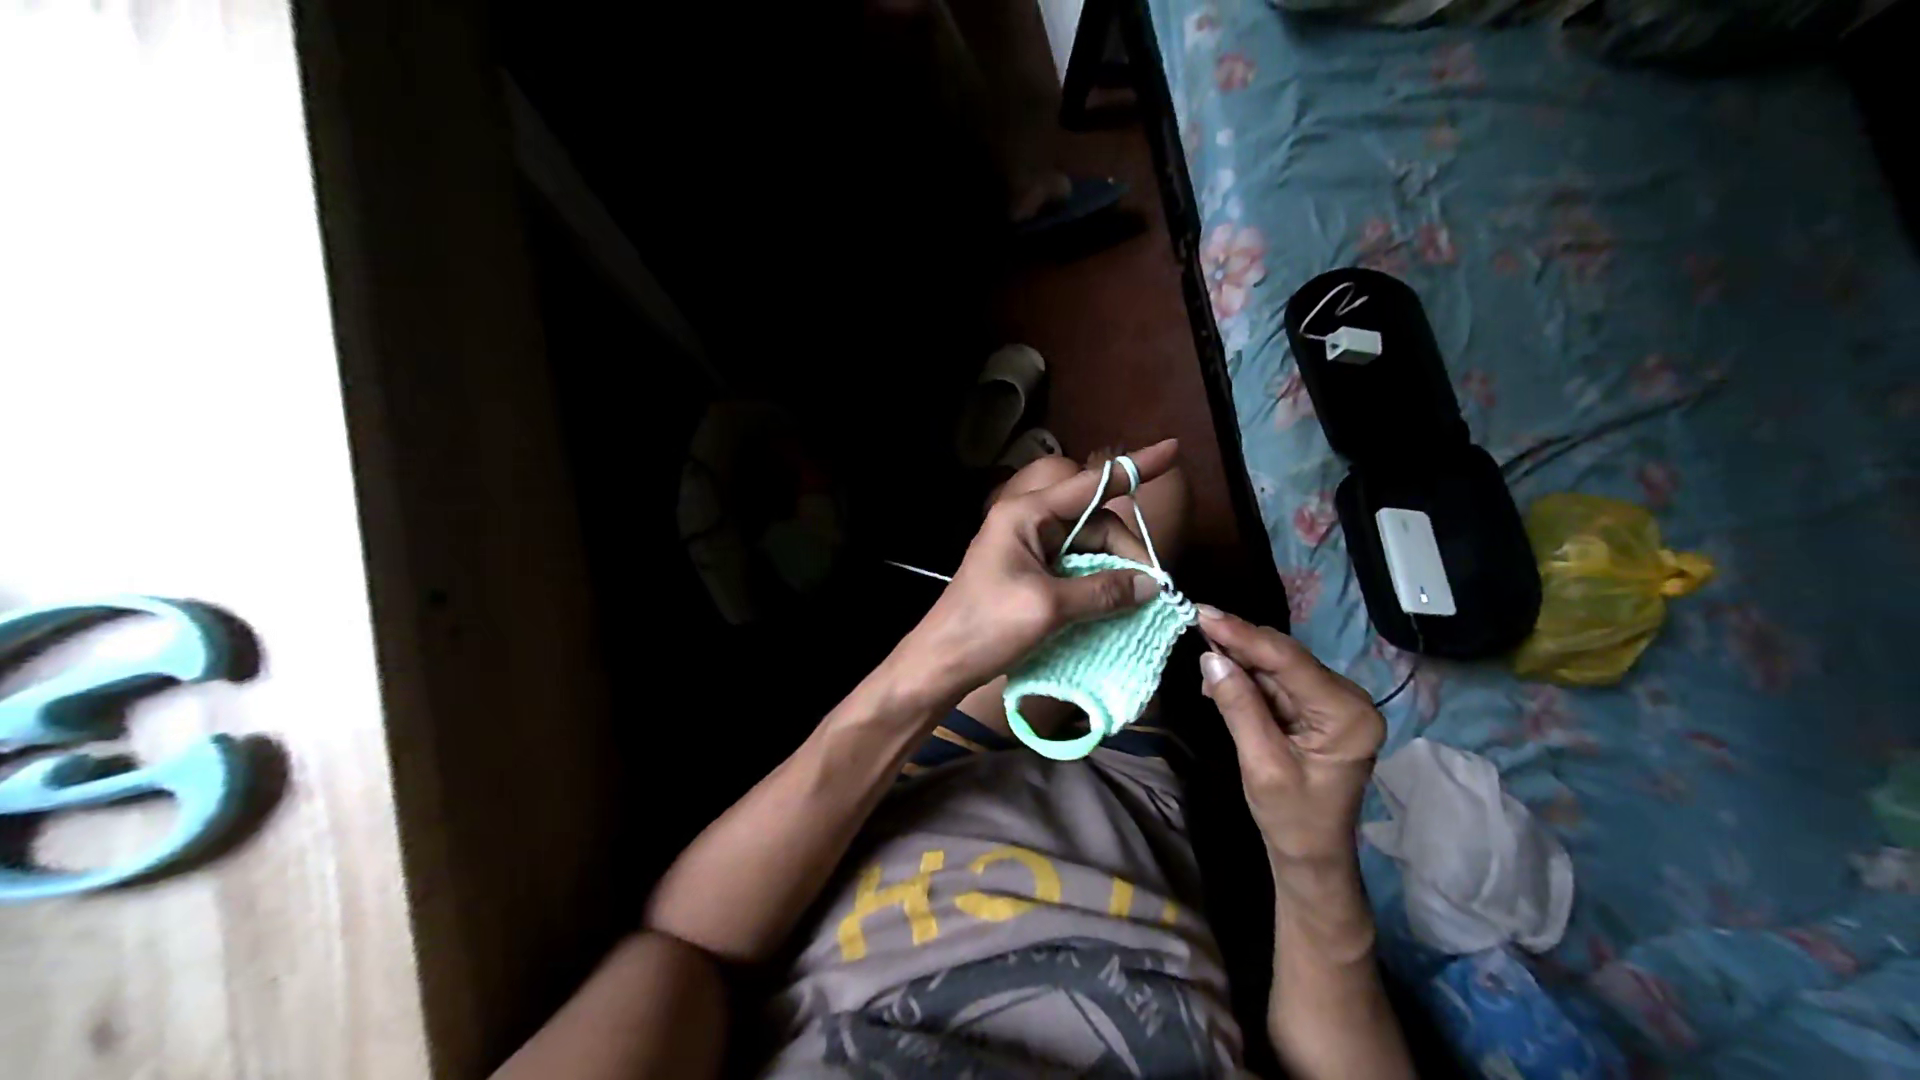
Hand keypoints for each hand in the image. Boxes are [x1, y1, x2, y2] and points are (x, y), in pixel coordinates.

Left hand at [883, 439, 1179, 709]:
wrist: (943, 661)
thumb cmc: (987, 626)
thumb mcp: (1049, 608)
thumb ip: (1102, 590)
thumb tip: (1150, 584)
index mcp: (1027, 514)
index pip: (1090, 484)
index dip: (1134, 467)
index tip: (1174, 448)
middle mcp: (1030, 522)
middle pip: (1095, 522)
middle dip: (1126, 551)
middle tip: (1152, 590)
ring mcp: (1030, 548)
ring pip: (1088, 548)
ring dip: (1115, 571)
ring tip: (1138, 602)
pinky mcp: (1031, 573)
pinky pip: (1075, 568)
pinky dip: (1097, 583)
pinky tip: (1116, 604)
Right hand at [1195, 608, 1384, 881]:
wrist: (1311, 854)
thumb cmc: (1292, 817)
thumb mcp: (1261, 764)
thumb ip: (1238, 706)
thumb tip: (1210, 657)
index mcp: (1347, 714)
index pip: (1289, 662)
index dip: (1243, 635)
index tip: (1203, 612)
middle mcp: (1347, 699)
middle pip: (1284, 657)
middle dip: (1239, 642)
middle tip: (1195, 622)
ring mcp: (1331, 701)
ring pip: (1276, 664)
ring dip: (1238, 657)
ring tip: (1202, 652)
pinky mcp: (1314, 707)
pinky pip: (1275, 680)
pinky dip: (1244, 675)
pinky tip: (1219, 675)